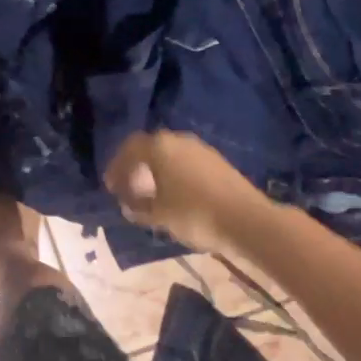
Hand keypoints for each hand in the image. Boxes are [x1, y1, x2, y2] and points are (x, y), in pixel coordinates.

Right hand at [103, 130, 273, 254]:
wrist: (248, 220)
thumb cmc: (195, 214)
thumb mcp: (160, 215)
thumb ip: (139, 208)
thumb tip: (128, 205)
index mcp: (157, 146)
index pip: (128, 150)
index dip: (116, 168)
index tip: (111, 187)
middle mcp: (176, 140)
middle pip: (148, 150)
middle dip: (136, 169)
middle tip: (129, 189)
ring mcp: (199, 149)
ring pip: (169, 156)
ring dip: (156, 172)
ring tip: (153, 195)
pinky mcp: (217, 162)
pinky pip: (186, 163)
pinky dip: (175, 175)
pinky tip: (177, 196)